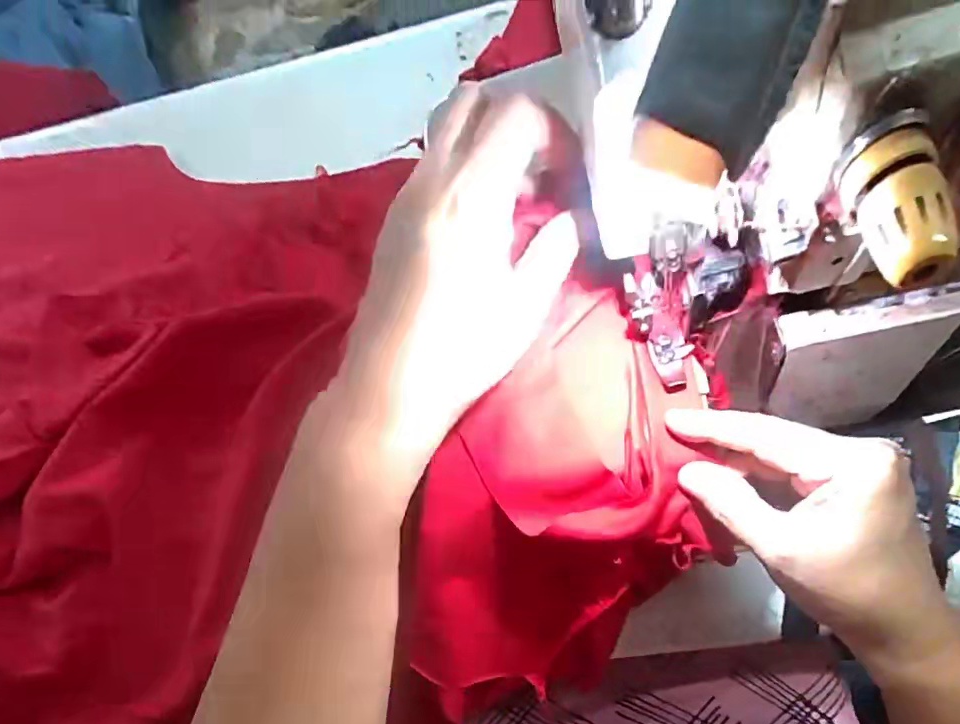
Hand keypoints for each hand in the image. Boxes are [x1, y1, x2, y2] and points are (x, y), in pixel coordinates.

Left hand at [335, 87, 580, 482]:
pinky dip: (463, 172)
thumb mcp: (526, 305)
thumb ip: (556, 247)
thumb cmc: (463, 352)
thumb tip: (569, 218)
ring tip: (515, 202)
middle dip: (517, 122)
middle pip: (473, 101)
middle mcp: (432, 179)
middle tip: (541, 173)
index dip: (555, 131)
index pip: (517, 112)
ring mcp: (405, 197)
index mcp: (471, 194)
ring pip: (447, 132)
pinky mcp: (392, 220)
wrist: (390, 386)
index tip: (569, 175)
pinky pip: (431, 167)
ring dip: (487, 146)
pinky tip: (481, 225)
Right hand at [666, 409, 959, 666]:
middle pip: (778, 441)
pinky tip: (728, 472)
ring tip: (692, 448)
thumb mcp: (779, 547)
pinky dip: (761, 477)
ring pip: (786, 457)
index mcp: (852, 460)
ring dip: (740, 459)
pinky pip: (798, 474)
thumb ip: (731, 503)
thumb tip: (688, 471)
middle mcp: (861, 451)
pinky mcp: (855, 485)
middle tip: (676, 432)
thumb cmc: (843, 590)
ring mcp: (861, 467)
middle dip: (725, 441)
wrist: (900, 628)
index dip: (716, 427)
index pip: (769, 435)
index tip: (673, 417)